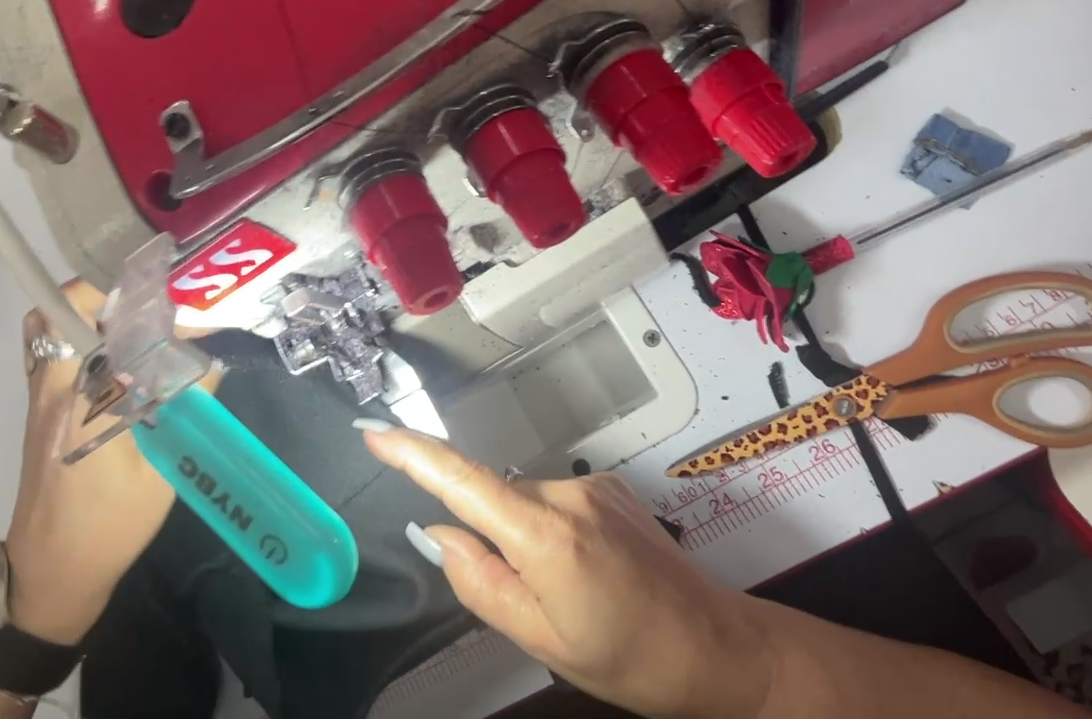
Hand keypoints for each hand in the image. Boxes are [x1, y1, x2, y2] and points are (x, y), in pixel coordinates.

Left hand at [2, 282, 190, 645]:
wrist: (51, 577)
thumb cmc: (107, 528)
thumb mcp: (160, 473)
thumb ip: (182, 411)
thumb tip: (209, 367)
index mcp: (76, 401)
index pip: (73, 319)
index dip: (107, 292)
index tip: (151, 293)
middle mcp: (50, 392)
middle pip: (51, 317)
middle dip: (96, 298)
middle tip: (145, 308)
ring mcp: (40, 405)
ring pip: (50, 338)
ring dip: (88, 322)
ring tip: (139, 332)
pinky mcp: (41, 419)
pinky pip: (56, 362)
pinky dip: (85, 348)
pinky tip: (125, 370)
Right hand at [362, 428, 776, 718]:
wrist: (718, 647)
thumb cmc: (629, 659)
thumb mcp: (541, 639)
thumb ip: (477, 580)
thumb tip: (436, 532)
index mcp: (546, 536)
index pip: (463, 480)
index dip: (413, 453)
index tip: (373, 432)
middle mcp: (568, 494)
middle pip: (493, 496)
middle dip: (487, 534)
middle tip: (530, 598)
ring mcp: (593, 484)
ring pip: (522, 499)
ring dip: (522, 535)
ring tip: (568, 590)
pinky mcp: (609, 485)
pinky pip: (552, 498)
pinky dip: (547, 526)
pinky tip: (585, 568)